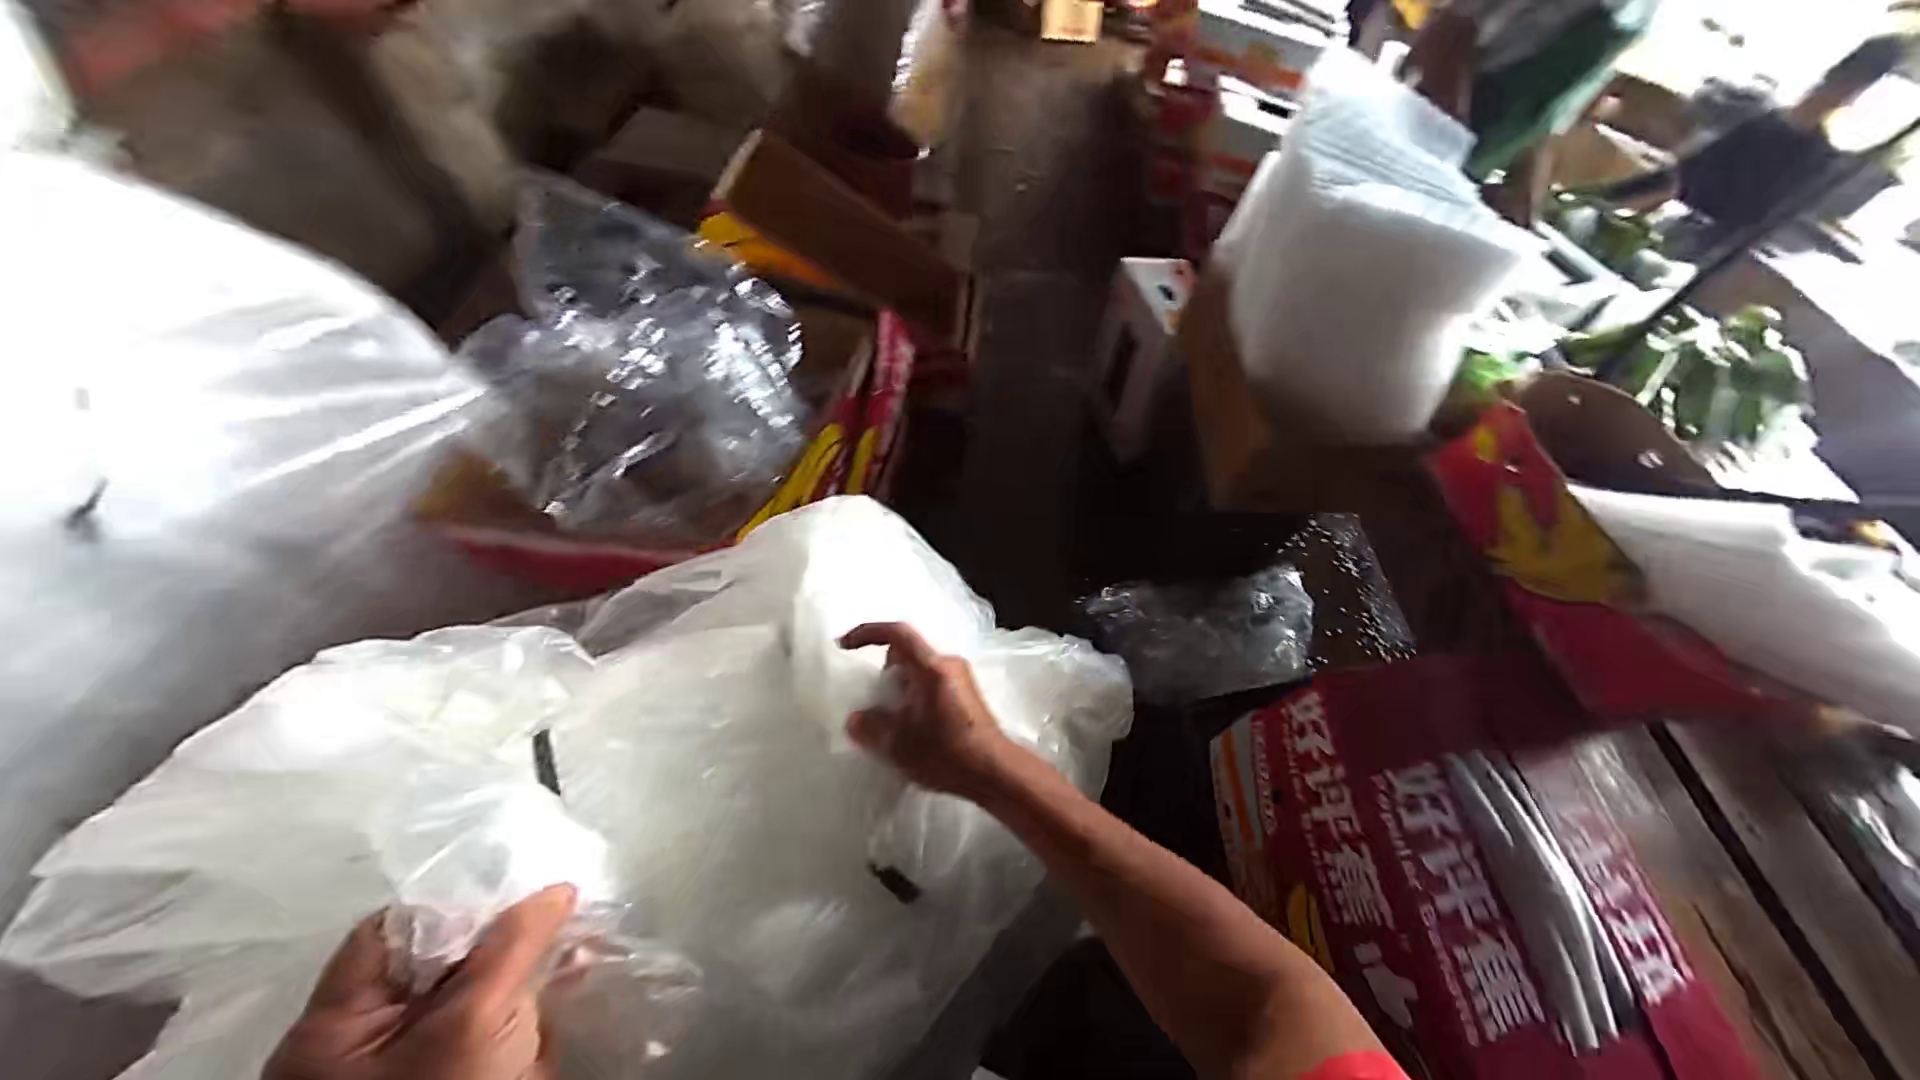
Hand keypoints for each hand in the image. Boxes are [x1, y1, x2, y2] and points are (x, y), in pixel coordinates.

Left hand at [265, 884, 577, 1079]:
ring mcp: (426, 1050)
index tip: (513, 879)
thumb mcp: (473, 1019)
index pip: (392, 930)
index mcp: (337, 1027)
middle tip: (554, 896)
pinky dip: (540, 979)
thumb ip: (512, 943)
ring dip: (530, 948)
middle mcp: (376, 1033)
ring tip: (578, 919)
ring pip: (480, 974)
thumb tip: (559, 888)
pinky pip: (504, 1004)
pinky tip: (580, 958)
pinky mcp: (471, 1061)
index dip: (452, 898)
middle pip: (440, 949)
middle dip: (503, 919)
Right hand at [839, 622, 1016, 800]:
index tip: (845, 645)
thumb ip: (869, 727)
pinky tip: (916, 730)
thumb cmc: (946, 752)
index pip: (897, 633)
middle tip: (878, 705)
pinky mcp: (968, 694)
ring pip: (919, 670)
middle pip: (907, 653)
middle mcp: (948, 664)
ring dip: (901, 688)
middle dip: (885, 673)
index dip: (867, 633)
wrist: (995, 771)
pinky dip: (917, 696)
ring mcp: (962, 678)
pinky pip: (933, 683)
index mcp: (931, 667)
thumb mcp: (897, 744)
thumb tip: (857, 719)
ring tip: (897, 725)